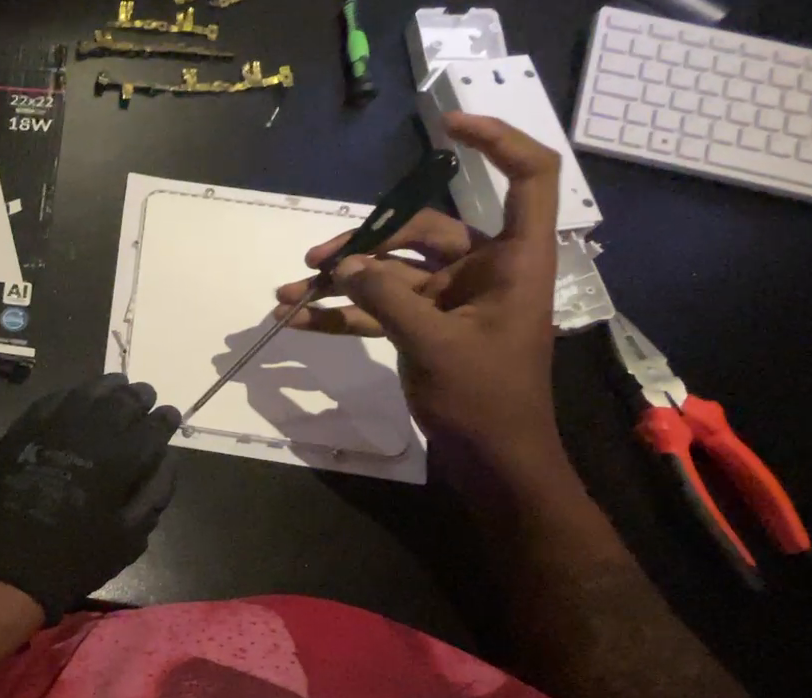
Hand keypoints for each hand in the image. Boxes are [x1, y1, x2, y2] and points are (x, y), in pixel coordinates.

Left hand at [0, 373, 180, 622]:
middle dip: (137, 398)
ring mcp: (49, 428)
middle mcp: (88, 432)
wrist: (10, 567)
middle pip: (120, 401)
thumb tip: (167, 458)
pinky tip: (74, 399)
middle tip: (144, 398)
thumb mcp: (131, 537)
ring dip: (105, 390)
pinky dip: (68, 396)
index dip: (164, 420)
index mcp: (121, 458)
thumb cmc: (77, 558)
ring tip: (116, 390)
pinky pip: (49, 402)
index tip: (169, 417)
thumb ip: (155, 493)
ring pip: (84, 393)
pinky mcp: (19, 434)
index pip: (153, 426)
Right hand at [273, 113, 566, 482]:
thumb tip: (344, 265)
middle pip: (420, 233)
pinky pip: (373, 312)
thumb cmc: (484, 397)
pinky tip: (296, 321)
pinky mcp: (419, 329)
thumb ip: (388, 299)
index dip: (494, 143)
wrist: (488, 455)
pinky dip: (337, 315)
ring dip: (337, 284)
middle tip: (313, 264)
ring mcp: (446, 302)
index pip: (524, 178)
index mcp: (513, 260)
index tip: (444, 128)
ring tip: (286, 296)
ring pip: (386, 275)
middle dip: (364, 244)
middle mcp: (481, 271)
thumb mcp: (435, 344)